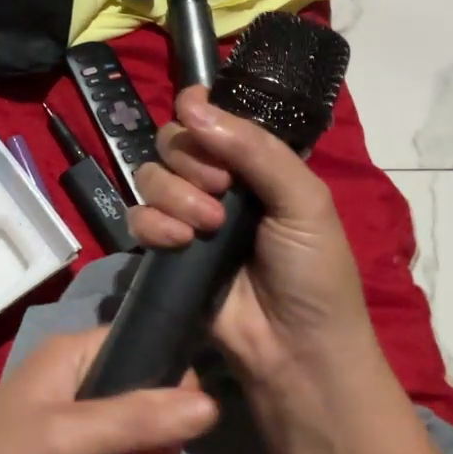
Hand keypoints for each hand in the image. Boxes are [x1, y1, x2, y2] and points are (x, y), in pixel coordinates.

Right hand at [128, 87, 379, 386]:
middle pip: (172, 141)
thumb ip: (254, 149)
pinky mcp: (164, 248)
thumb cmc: (315, 273)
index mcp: (253, 162)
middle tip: (221, 191)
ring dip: (174, 195)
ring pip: (150, 176)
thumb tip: (191, 102)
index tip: (197, 120)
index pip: (208, 116)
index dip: (197, 114)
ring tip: (207, 226)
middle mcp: (216, 181)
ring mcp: (187, 215)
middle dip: (190, 162)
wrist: (297, 350)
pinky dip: (153, 224)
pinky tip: (180, 242)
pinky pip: (137, 216)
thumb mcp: (304, 201)